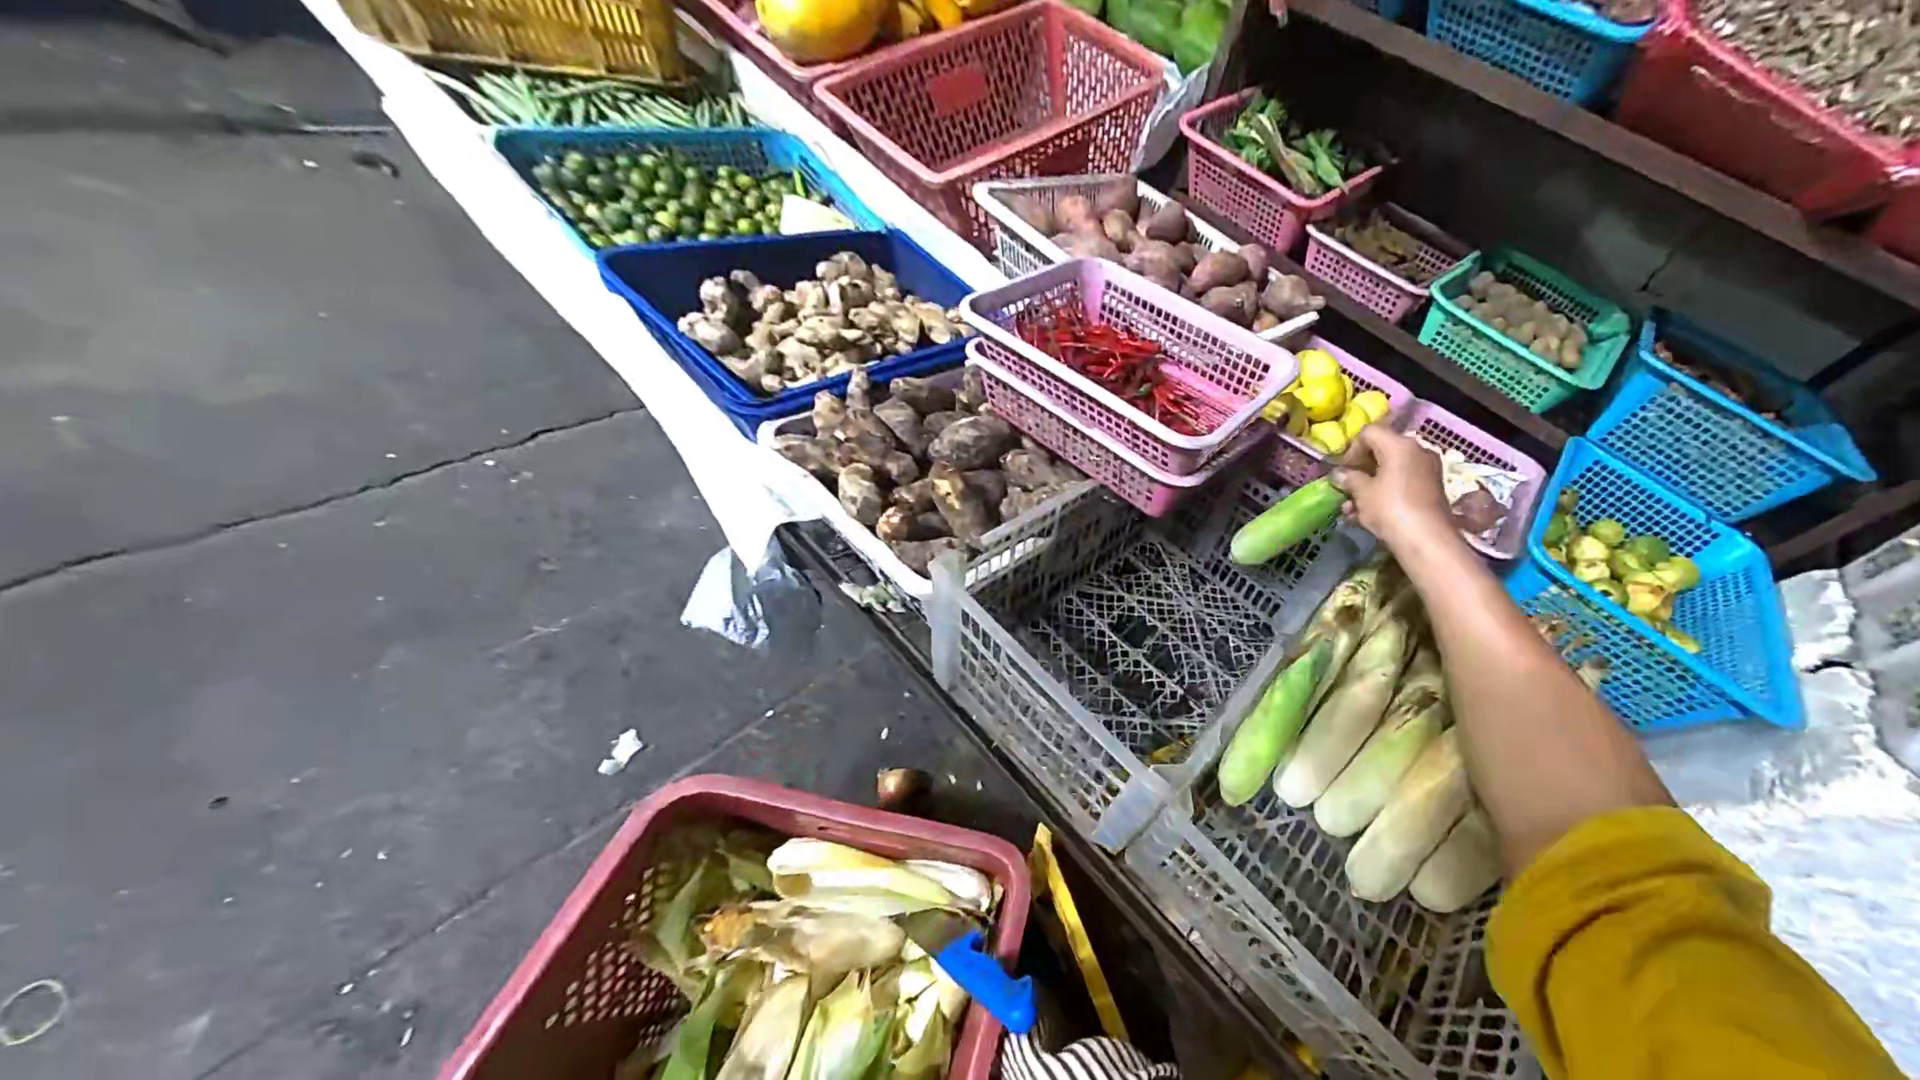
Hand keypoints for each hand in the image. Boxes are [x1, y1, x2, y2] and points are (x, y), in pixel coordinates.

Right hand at [1330, 426, 1458, 555]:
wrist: (1427, 540)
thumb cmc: (1390, 508)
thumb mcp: (1361, 492)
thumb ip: (1348, 478)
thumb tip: (1338, 474)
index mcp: (1400, 445)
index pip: (1369, 433)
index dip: (1351, 449)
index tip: (1342, 470)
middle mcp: (1417, 451)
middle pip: (1381, 450)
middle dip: (1360, 469)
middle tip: (1345, 487)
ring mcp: (1427, 469)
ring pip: (1390, 469)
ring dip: (1368, 484)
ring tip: (1351, 507)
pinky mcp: (1430, 488)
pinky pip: (1401, 482)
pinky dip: (1383, 492)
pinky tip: (1367, 514)